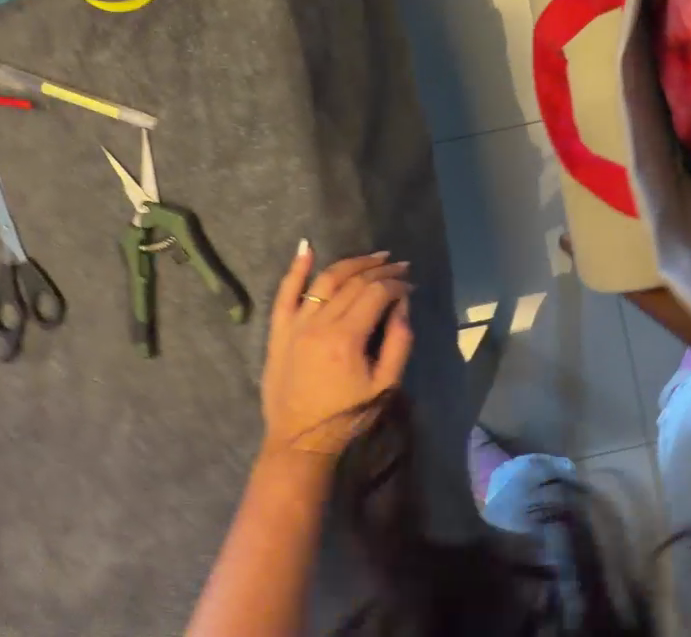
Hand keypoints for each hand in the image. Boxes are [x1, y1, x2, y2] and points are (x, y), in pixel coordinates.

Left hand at [260, 244, 413, 459]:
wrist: (299, 442)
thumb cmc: (347, 416)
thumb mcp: (385, 384)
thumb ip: (399, 341)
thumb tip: (403, 304)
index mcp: (346, 338)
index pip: (376, 293)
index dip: (397, 285)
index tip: (411, 287)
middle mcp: (319, 324)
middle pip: (353, 282)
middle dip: (381, 270)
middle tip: (401, 266)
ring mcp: (295, 325)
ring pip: (325, 280)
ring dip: (352, 263)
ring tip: (374, 257)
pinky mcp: (279, 332)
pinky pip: (284, 294)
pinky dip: (296, 269)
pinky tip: (307, 247)